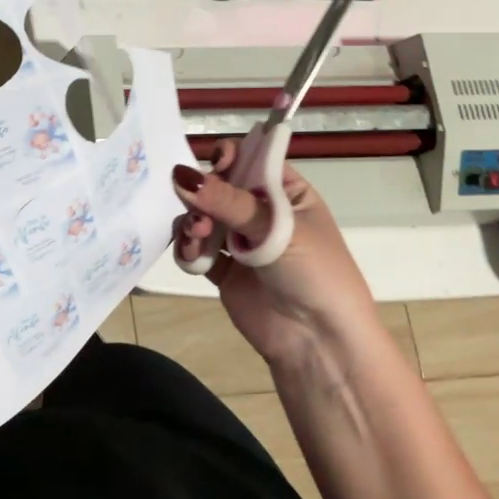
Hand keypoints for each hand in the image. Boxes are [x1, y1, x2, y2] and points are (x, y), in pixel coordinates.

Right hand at [171, 140, 377, 365]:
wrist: (318, 342)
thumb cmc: (314, 273)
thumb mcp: (277, 229)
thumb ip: (227, 201)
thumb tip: (179, 173)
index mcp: (286, 193)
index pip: (251, 159)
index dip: (228, 156)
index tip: (213, 164)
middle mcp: (261, 212)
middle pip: (217, 187)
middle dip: (202, 195)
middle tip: (200, 213)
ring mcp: (240, 242)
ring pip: (201, 217)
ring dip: (192, 223)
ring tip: (197, 238)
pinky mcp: (223, 270)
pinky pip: (195, 249)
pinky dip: (188, 249)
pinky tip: (193, 256)